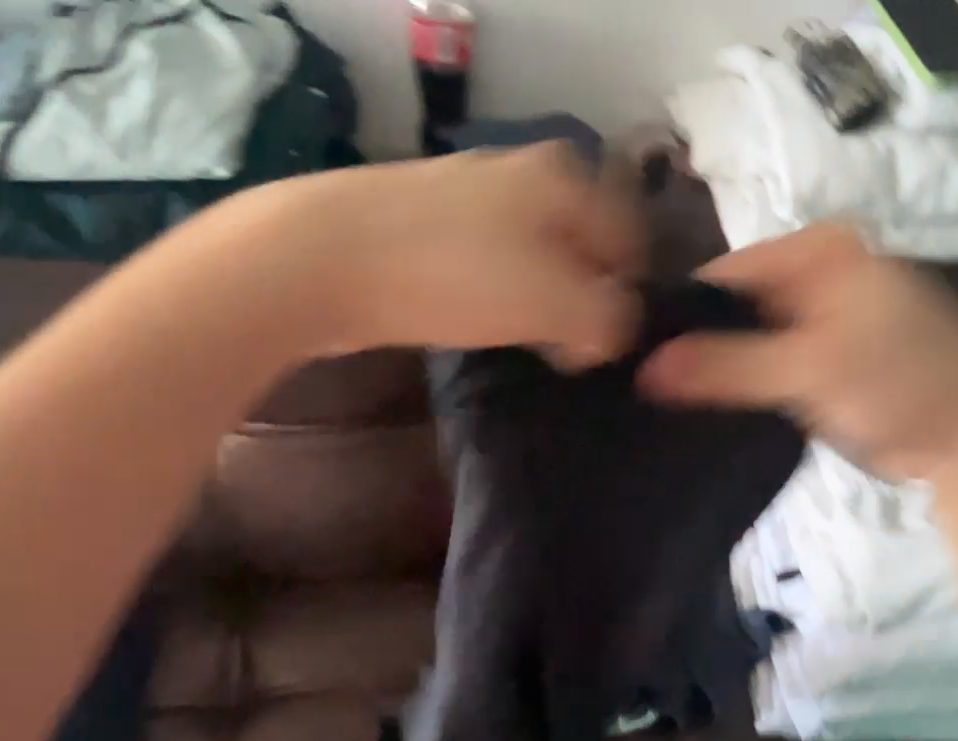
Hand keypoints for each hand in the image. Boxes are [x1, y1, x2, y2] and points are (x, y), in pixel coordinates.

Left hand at [204, 143, 643, 364]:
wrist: (324, 259)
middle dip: (581, 300)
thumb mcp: (554, 302)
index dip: (628, 298)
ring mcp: (470, 193)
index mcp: (566, 176)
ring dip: (536, 303)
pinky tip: (476, 324)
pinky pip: (486, 264)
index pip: (632, 240)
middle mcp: (523, 171)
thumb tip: (612, 335)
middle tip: (566, 352)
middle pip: (580, 247)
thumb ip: (608, 319)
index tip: (607, 349)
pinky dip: (492, 296)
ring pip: (533, 256)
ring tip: (522, 343)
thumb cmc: (455, 274)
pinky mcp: (427, 223)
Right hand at [640, 225, 957, 479]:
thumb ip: (726, 366)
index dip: (678, 315)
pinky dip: (739, 383)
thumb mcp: (811, 369)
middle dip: (692, 344)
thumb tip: (644, 369)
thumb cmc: (904, 387)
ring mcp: (818, 315)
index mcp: (818, 248)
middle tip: (640, 387)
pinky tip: (705, 409)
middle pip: (730, 304)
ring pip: (744, 336)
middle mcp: (815, 270)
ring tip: (663, 402)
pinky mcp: (820, 356)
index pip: (722, 273)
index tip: (631, 358)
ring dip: (712, 368)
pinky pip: (763, 362)